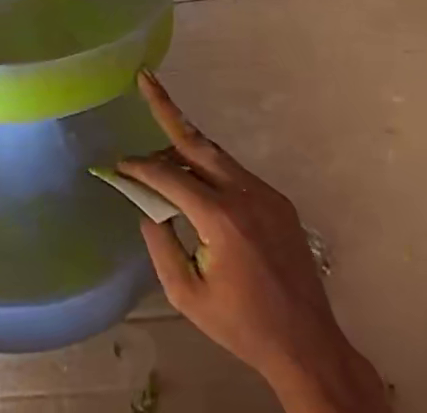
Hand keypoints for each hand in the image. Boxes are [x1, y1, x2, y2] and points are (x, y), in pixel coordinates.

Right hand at [119, 71, 388, 412]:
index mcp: (221, 219)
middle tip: (145, 79)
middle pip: (197, 142)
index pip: (168, 176)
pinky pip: (234, 173)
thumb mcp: (185, 292)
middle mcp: (246, 196)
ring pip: (216, 155)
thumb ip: (159, 243)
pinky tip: (192, 181)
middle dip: (167, 108)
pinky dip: (207, 167)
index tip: (117, 166)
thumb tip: (146, 207)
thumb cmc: (241, 325)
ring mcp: (267, 197)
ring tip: (157, 149)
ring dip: (183, 146)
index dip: (138, 168)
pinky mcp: (279, 204)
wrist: (310, 347)